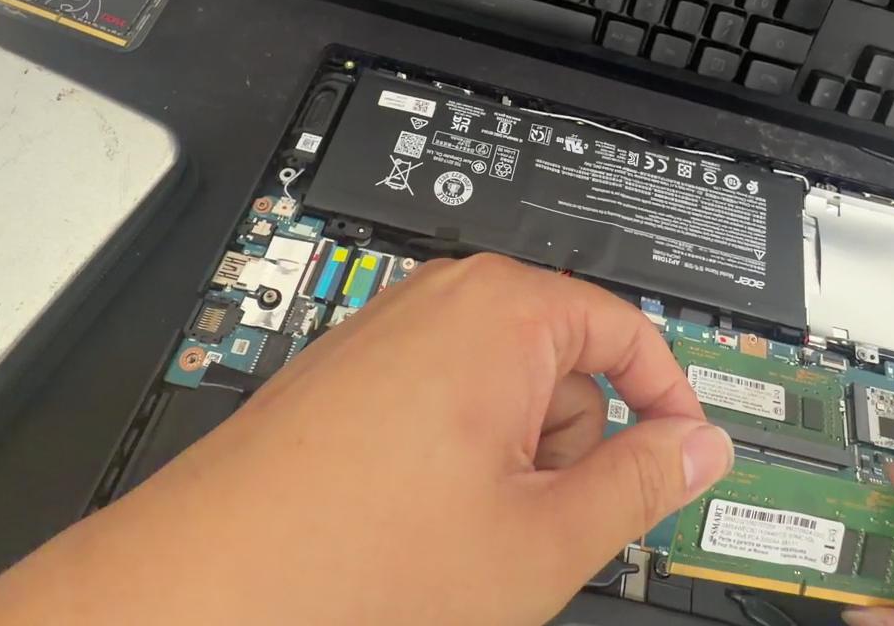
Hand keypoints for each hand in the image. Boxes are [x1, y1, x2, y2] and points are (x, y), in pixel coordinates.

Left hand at [0, 254, 734, 625]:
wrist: (197, 595)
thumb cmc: (358, 563)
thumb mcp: (541, 539)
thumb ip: (640, 483)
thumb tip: (697, 448)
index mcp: (503, 310)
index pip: (626, 330)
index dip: (665, 397)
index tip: (677, 453)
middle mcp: (444, 298)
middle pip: (562, 358)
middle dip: (571, 442)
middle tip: (539, 522)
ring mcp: (393, 327)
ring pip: (503, 382)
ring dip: (515, 457)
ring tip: (469, 531)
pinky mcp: (356, 365)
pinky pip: (447, 393)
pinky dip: (461, 452)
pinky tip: (423, 517)